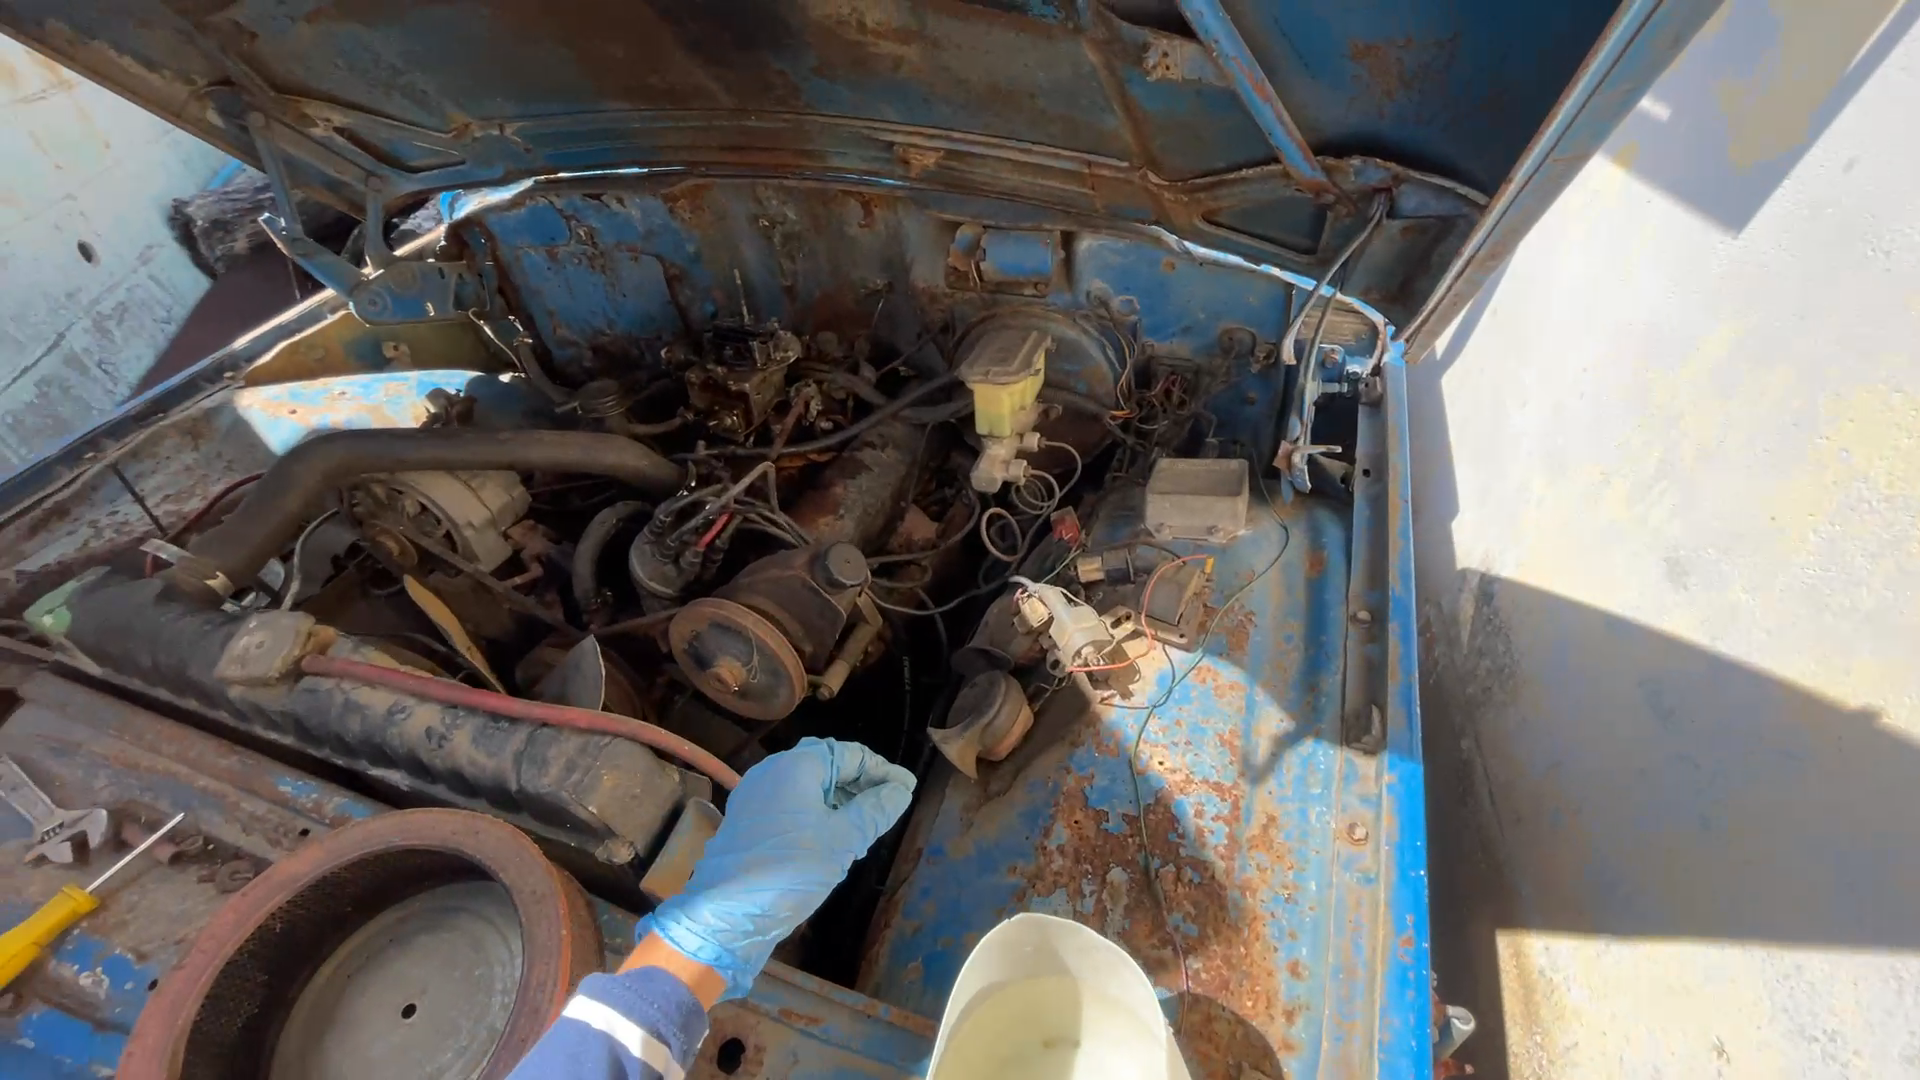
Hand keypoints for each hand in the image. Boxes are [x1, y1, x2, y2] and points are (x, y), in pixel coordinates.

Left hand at [646, 738, 915, 999]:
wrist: (723, 919)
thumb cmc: (788, 871)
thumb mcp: (842, 841)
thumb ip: (874, 810)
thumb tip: (901, 790)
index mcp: (796, 766)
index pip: (849, 754)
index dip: (881, 770)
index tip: (906, 789)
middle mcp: (772, 771)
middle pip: (826, 765)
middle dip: (860, 783)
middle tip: (887, 806)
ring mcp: (755, 796)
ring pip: (808, 786)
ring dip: (839, 800)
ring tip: (865, 826)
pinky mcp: (747, 821)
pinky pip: (791, 804)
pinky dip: (817, 813)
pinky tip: (832, 838)